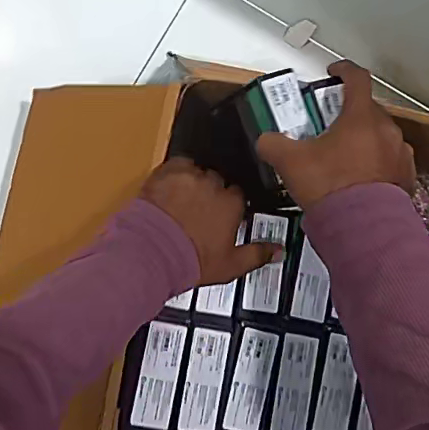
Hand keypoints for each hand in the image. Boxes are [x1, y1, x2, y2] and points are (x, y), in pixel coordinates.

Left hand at [141, 158, 282, 286]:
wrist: (151, 253)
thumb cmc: (189, 260)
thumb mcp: (231, 265)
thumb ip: (257, 254)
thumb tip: (277, 251)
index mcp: (232, 203)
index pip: (239, 194)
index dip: (230, 204)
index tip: (223, 215)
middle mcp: (213, 184)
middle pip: (219, 180)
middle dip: (212, 192)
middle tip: (201, 210)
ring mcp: (189, 176)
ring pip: (198, 170)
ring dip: (194, 181)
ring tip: (183, 199)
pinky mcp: (166, 172)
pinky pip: (176, 164)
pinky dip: (175, 173)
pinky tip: (171, 187)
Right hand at [256, 60, 415, 209]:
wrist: (364, 228)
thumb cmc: (331, 188)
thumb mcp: (291, 162)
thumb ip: (274, 145)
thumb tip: (265, 141)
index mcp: (361, 117)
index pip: (357, 78)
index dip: (343, 70)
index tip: (334, 73)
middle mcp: (386, 130)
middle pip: (368, 110)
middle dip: (349, 114)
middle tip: (330, 126)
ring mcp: (400, 155)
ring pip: (381, 137)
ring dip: (364, 141)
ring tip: (344, 158)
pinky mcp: (406, 179)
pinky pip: (390, 163)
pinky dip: (376, 165)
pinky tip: (360, 180)